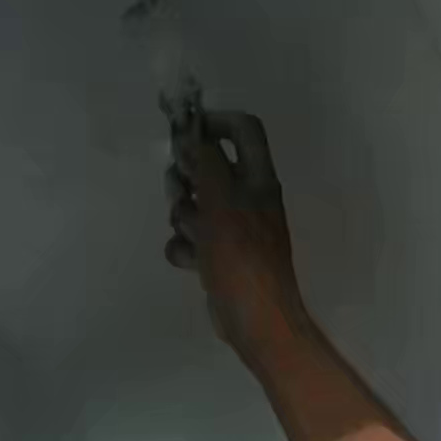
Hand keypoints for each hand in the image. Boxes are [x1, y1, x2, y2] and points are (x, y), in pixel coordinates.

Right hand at [164, 110, 313, 354]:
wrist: (254, 318)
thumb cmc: (241, 255)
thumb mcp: (222, 201)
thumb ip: (206, 162)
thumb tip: (192, 136)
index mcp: (256, 178)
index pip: (242, 129)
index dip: (214, 122)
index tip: (183, 133)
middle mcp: (245, 197)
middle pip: (207, 167)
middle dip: (186, 180)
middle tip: (183, 194)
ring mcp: (230, 227)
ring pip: (192, 204)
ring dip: (183, 218)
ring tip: (193, 237)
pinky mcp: (216, 254)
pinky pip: (189, 238)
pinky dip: (185, 248)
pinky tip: (191, 262)